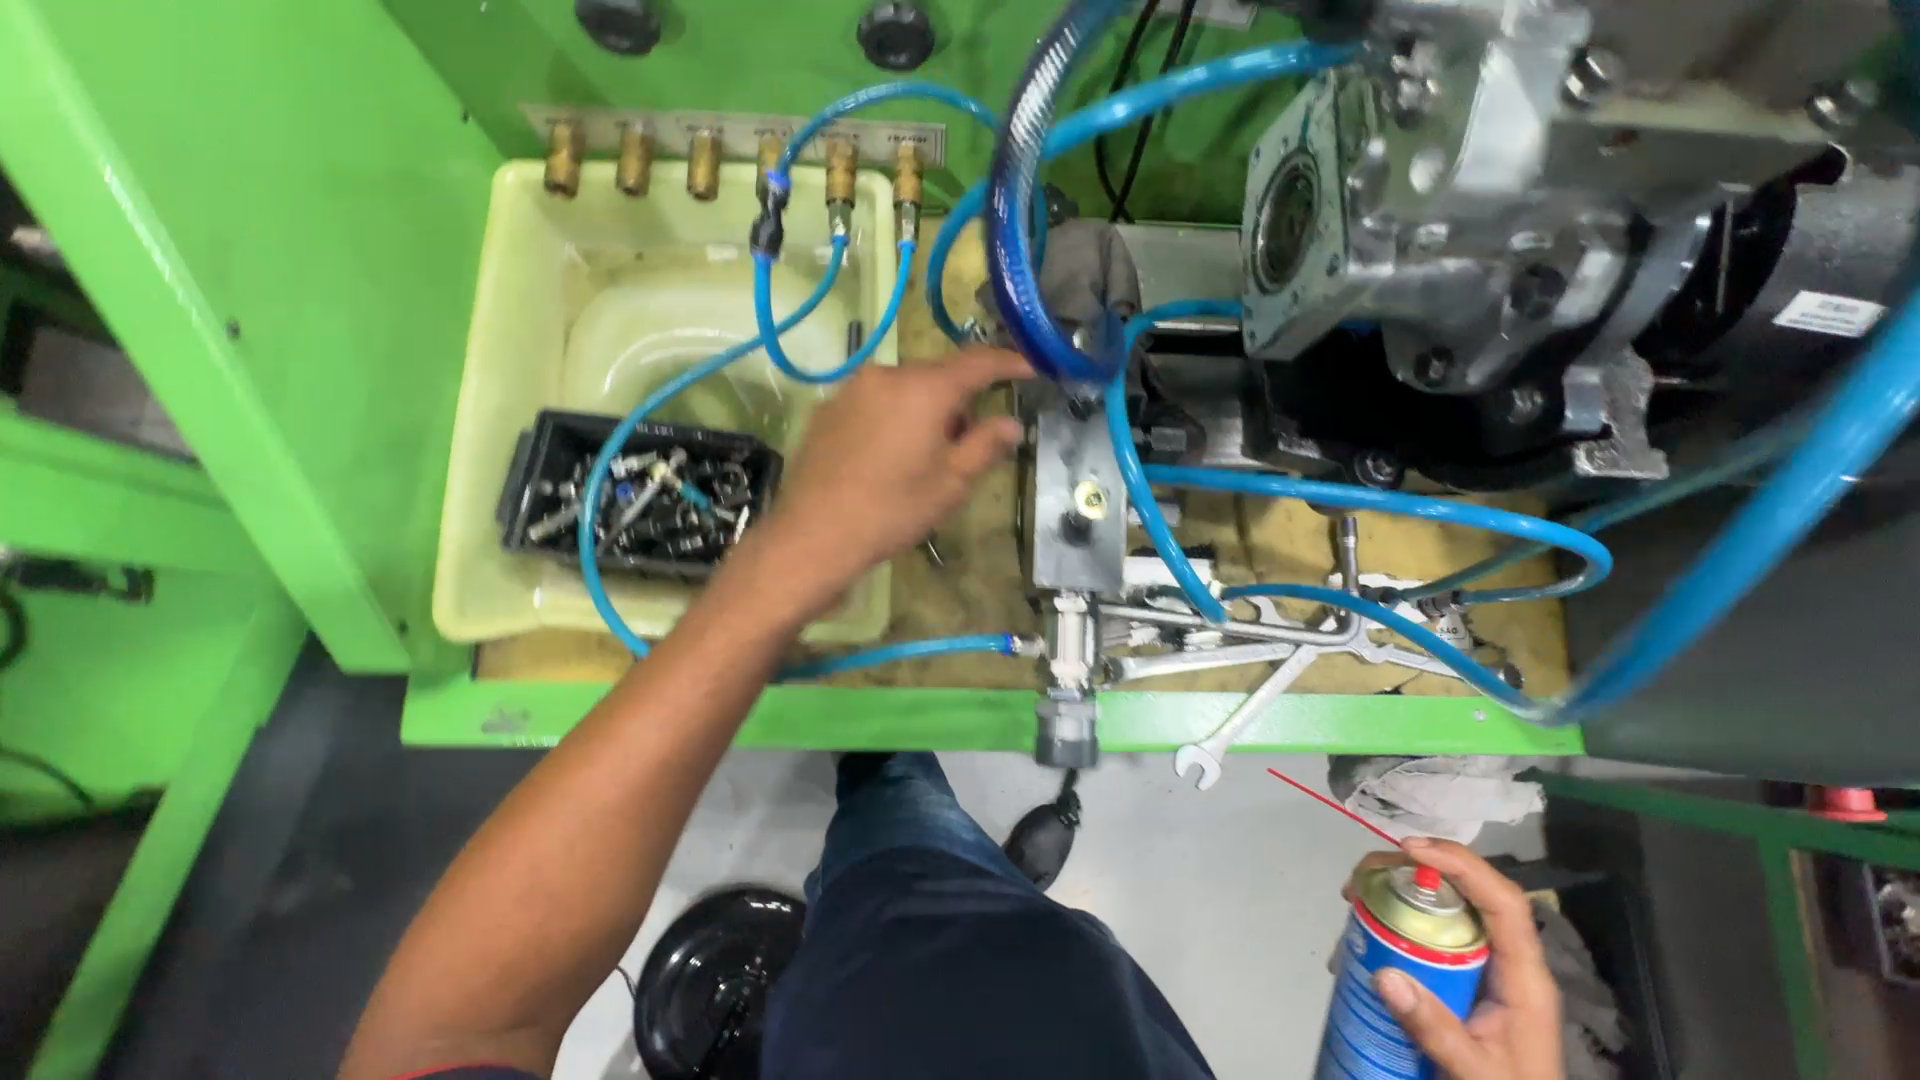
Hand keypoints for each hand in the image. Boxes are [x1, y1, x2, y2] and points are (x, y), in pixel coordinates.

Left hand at [745, 348, 1031, 609]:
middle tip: (963, 447)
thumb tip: (1011, 423)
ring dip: (923, 412)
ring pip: (904, 390)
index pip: (977, 362)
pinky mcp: (828, 408)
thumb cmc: (892, 509)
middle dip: (958, 403)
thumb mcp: (951, 483)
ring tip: (920, 460)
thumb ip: (985, 445)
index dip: (1008, 363)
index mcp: (925, 389)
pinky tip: (885, 460)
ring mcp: (852, 389)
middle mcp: (887, 375)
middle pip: (937, 377)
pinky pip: (875, 403)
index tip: (1029, 370)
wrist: (814, 534)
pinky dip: (892, 419)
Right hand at [1344, 838, 1562, 1079]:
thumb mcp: (1476, 1072)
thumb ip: (1435, 1029)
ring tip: (1355, 897)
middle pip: (1467, 893)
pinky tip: (1362, 934)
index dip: (1462, 865)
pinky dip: (1394, 923)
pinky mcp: (1461, 978)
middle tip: (1362, 876)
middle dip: (1414, 871)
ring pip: (1444, 910)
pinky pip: (1429, 935)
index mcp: (1522, 976)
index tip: (1411, 849)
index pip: (1503, 901)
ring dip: (1399, 893)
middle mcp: (1505, 961)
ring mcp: (1484, 967)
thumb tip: (1382, 975)